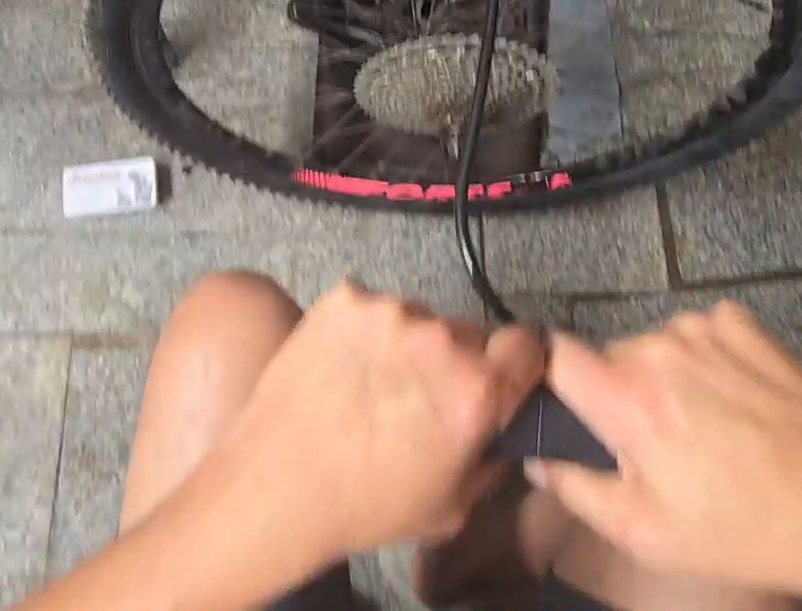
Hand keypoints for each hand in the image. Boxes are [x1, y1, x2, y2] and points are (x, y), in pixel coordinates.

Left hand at [212, 281, 543, 561]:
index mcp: (476, 388)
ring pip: (417, 318)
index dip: (515, 361)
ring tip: (370, 382)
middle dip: (453, 359)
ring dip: (406, 342)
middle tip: (418, 394)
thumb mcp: (453, 504)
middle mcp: (438, 337)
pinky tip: (342, 364)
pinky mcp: (344, 295)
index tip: (498, 375)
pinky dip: (364, 328)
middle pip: (467, 332)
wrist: (274, 484)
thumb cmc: (367, 505)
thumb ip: (493, 453)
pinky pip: (372, 306)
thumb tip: (504, 420)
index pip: (527, 343)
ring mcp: (387, 309)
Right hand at [528, 302, 801, 608]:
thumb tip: (537, 460)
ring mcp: (706, 329)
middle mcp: (658, 347)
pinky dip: (709, 357)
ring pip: (657, 346)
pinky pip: (703, 332)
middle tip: (658, 443)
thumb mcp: (645, 533)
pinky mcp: (747, 325)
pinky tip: (740, 397)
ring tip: (710, 426)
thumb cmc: (742, 529)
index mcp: (625, 395)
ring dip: (667, 376)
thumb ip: (576, 489)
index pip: (554, 352)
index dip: (553, 376)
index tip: (572, 405)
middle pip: (612, 357)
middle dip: (622, 393)